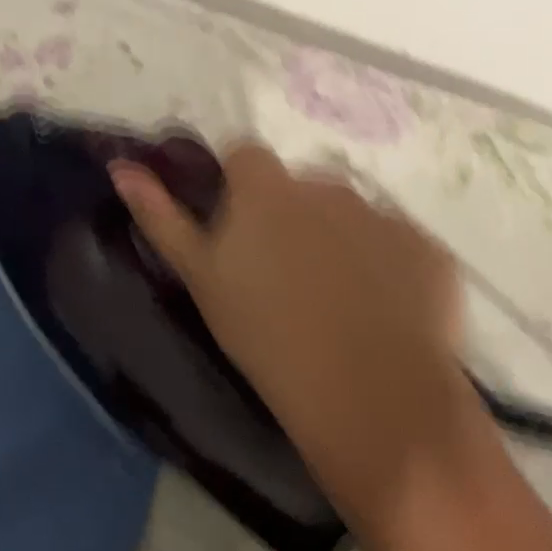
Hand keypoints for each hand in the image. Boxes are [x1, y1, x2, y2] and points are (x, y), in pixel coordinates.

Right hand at [108, 143, 481, 514]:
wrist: (371, 396)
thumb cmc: (264, 334)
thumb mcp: (199, 277)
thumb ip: (160, 216)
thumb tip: (121, 167)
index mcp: (266, 189)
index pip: (244, 154)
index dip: (236, 183)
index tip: (232, 225)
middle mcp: (327, 187)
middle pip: (299, 184)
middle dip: (288, 213)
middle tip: (278, 271)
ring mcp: (385, 216)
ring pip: (349, 212)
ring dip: (336, 235)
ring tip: (331, 295)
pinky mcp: (431, 251)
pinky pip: (396, 243)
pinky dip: (384, 263)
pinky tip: (377, 309)